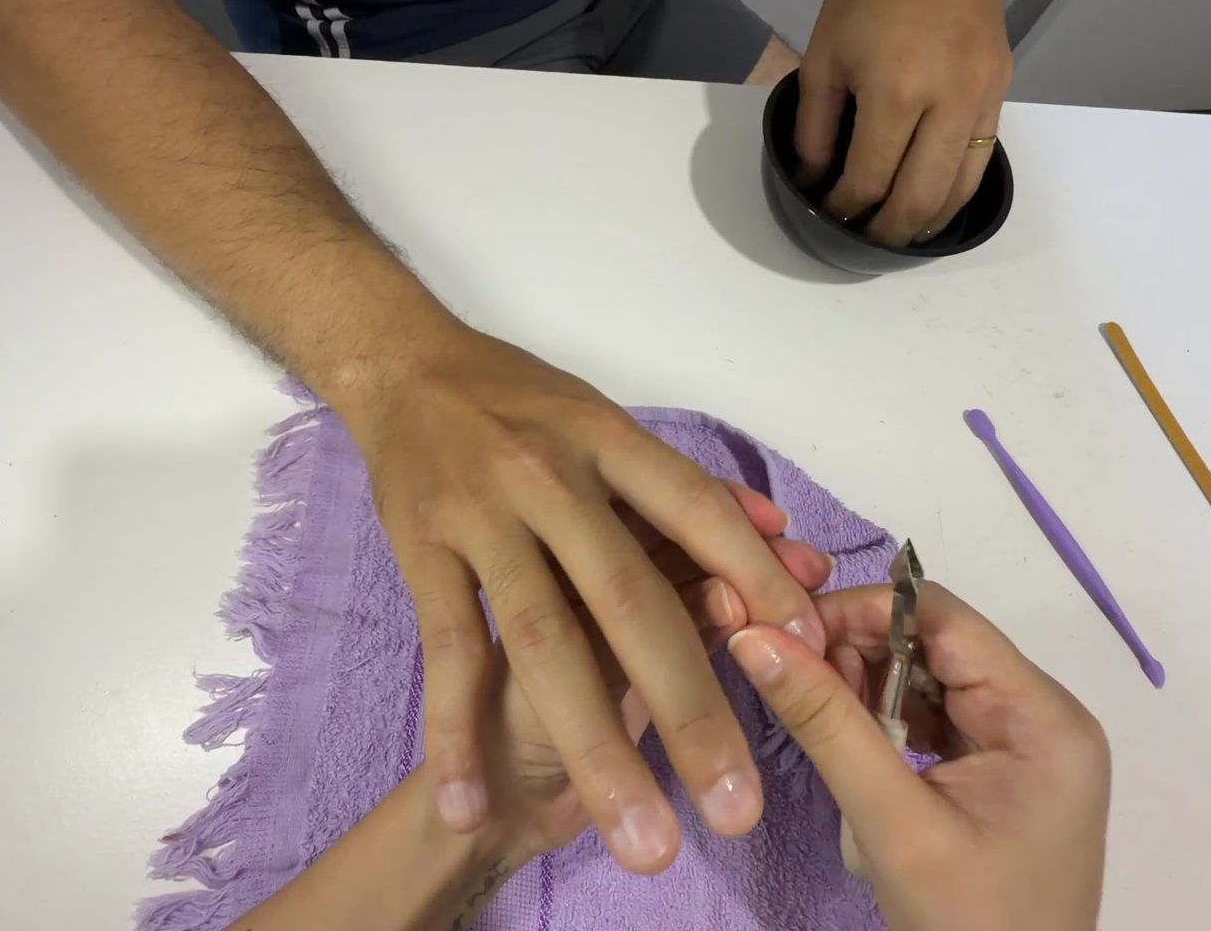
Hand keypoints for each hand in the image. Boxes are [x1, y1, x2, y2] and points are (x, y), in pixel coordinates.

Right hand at [340, 327, 825, 872]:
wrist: (405, 369)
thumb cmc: (516, 395)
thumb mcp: (603, 416)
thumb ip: (683, 482)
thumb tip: (776, 535)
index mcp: (603, 435)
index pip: (695, 509)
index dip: (754, 579)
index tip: (805, 656)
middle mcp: (547, 476)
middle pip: (628, 597)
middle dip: (690, 705)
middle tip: (738, 806)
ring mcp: (480, 516)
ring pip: (544, 640)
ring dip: (594, 747)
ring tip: (642, 841)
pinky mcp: (422, 550)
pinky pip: (447, 649)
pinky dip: (453, 729)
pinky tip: (468, 803)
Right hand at [726, 584, 1109, 930]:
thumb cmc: (969, 930)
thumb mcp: (890, 821)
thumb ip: (823, 720)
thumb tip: (751, 635)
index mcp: (1041, 716)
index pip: (939, 616)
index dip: (860, 610)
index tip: (787, 634)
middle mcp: (1039, 710)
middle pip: (929, 637)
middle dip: (856, 647)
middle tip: (794, 676)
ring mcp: (1018, 736)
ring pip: (919, 667)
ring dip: (860, 678)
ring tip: (817, 710)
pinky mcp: (993, 759)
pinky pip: (923, 703)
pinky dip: (876, 707)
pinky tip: (846, 733)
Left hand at [794, 0, 1011, 247]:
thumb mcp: (820, 61)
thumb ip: (815, 131)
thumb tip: (816, 180)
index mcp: (897, 90)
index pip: (869, 179)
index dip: (844, 207)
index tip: (829, 212)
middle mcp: (951, 98)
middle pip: (920, 196)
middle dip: (888, 230)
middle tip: (864, 239)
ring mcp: (986, 92)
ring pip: (961, 186)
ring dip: (927, 221)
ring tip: (898, 234)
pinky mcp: (1003, 85)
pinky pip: (985, 156)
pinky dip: (957, 190)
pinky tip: (933, 202)